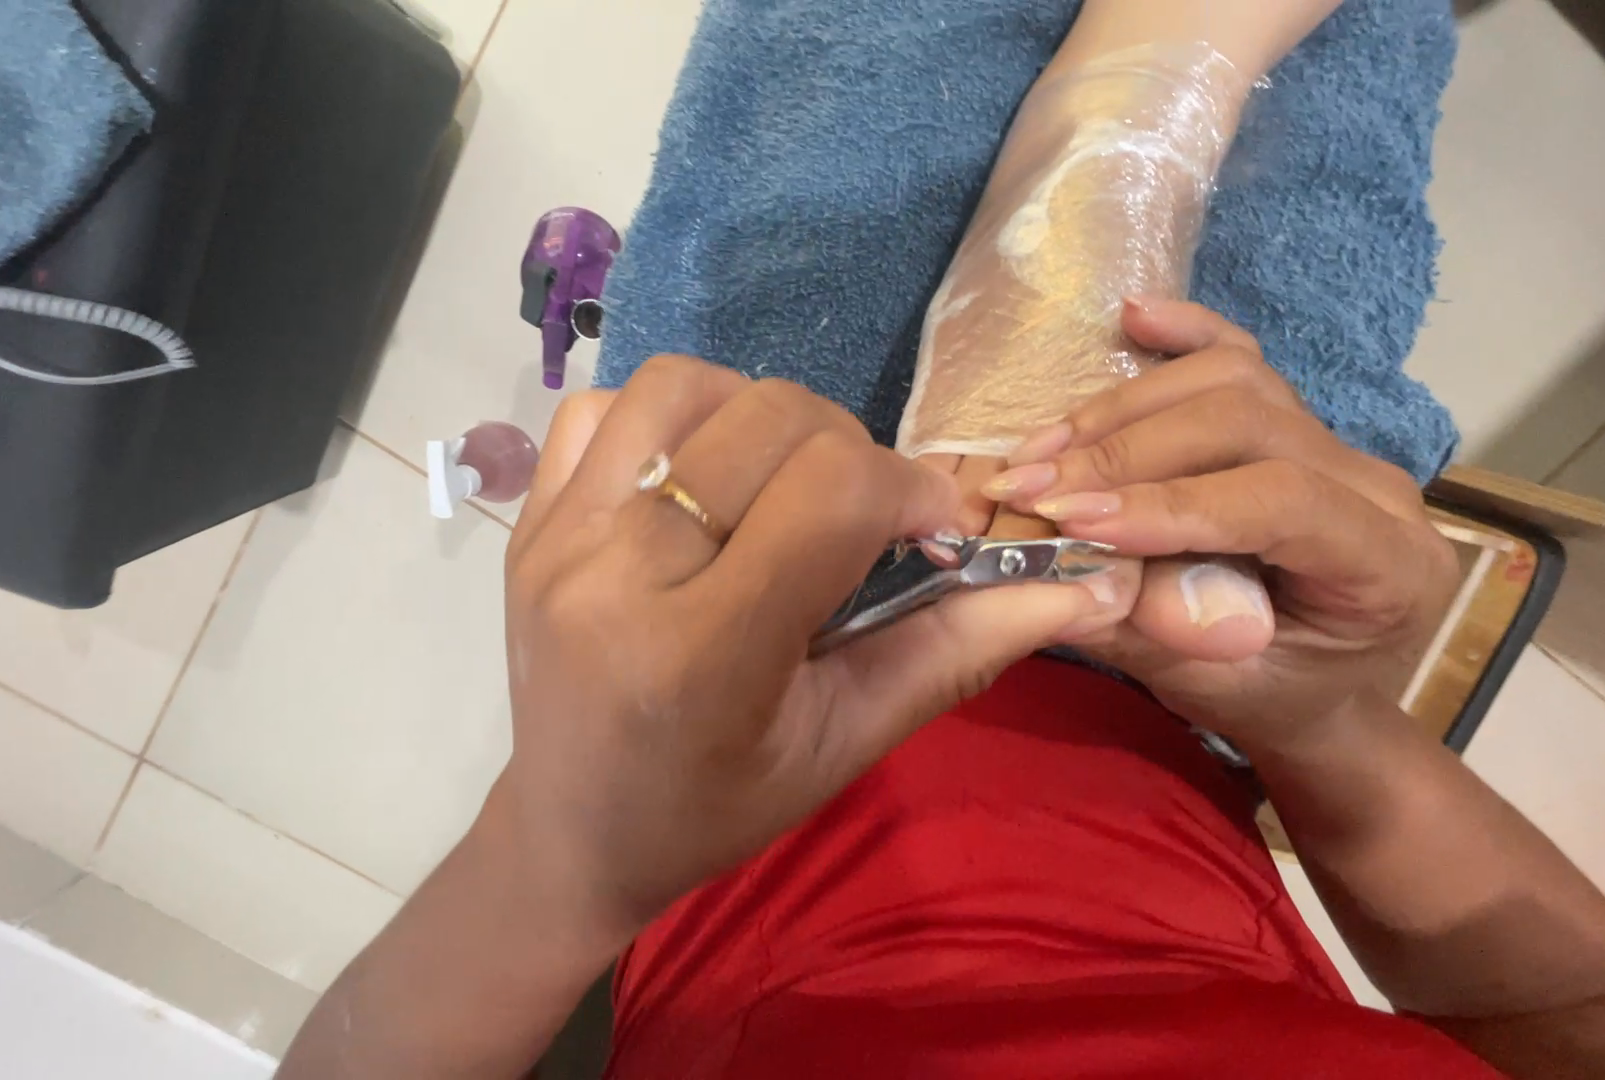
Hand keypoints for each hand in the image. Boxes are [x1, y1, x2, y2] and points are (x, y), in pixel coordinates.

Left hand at [498, 356, 1114, 940]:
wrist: (573, 831)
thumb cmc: (715, 808)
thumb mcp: (844, 743)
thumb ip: (954, 653)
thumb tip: (1075, 590)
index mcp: (703, 650)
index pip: (832, 492)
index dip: (908, 485)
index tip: (929, 523)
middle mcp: (617, 572)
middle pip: (767, 420)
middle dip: (848, 448)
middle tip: (859, 510)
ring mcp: (558, 537)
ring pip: (682, 387)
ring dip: (759, 412)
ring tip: (779, 478)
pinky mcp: (529, 520)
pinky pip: (601, 410)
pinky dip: (669, 418)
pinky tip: (696, 475)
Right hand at [978, 299, 1459, 749]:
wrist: (1310, 686)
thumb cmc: (1264, 694)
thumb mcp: (1201, 684)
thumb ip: (1134, 627)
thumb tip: (1047, 565)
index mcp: (1383, 564)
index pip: (1279, 501)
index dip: (1167, 503)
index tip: (1070, 520)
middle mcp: (1372, 484)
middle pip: (1247, 421)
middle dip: (1122, 454)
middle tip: (1028, 488)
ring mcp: (1333, 441)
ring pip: (1233, 379)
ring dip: (1122, 410)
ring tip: (1040, 450)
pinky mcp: (1289, 422)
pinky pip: (1240, 357)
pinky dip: (1183, 332)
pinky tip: (1130, 317)